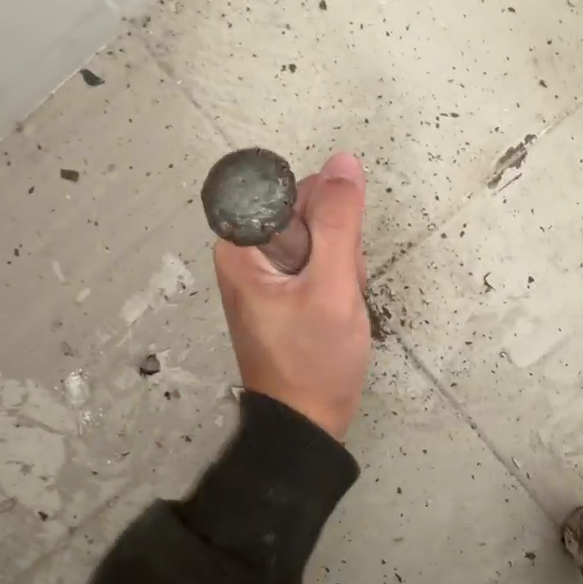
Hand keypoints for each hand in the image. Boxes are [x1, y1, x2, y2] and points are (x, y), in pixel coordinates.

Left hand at [212, 152, 370, 440]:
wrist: (307, 420)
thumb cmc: (313, 362)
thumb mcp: (331, 288)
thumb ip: (338, 223)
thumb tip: (343, 163)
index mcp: (239, 247)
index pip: (287, 191)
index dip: (322, 214)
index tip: (331, 252)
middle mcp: (244, 253)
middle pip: (305, 211)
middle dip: (334, 242)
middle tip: (336, 285)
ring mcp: (263, 271)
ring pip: (317, 235)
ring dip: (339, 262)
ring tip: (336, 301)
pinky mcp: (281, 287)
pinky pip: (316, 259)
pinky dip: (335, 278)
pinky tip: (336, 306)